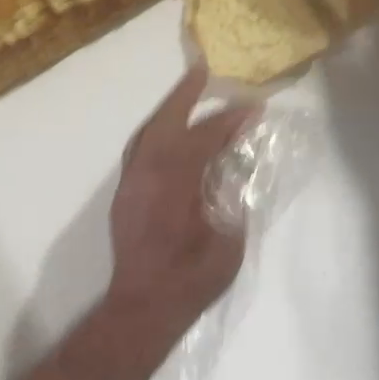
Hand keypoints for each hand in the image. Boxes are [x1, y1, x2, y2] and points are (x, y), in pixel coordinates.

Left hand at [107, 67, 257, 333]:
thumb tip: (239, 169)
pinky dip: (156, 133)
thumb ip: (234, 200)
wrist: (143, 308)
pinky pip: (139, 151)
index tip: (253, 107)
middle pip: (164, 123)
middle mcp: (145, 175)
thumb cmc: (191, 280)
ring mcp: (130, 185)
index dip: (230, 121)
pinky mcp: (125, 196)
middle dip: (185, 96)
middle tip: (203, 71)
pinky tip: (171, 134)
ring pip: (146, 135)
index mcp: (174, 183)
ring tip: (188, 95)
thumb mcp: (228, 241)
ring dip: (168, 112)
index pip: (203, 138)